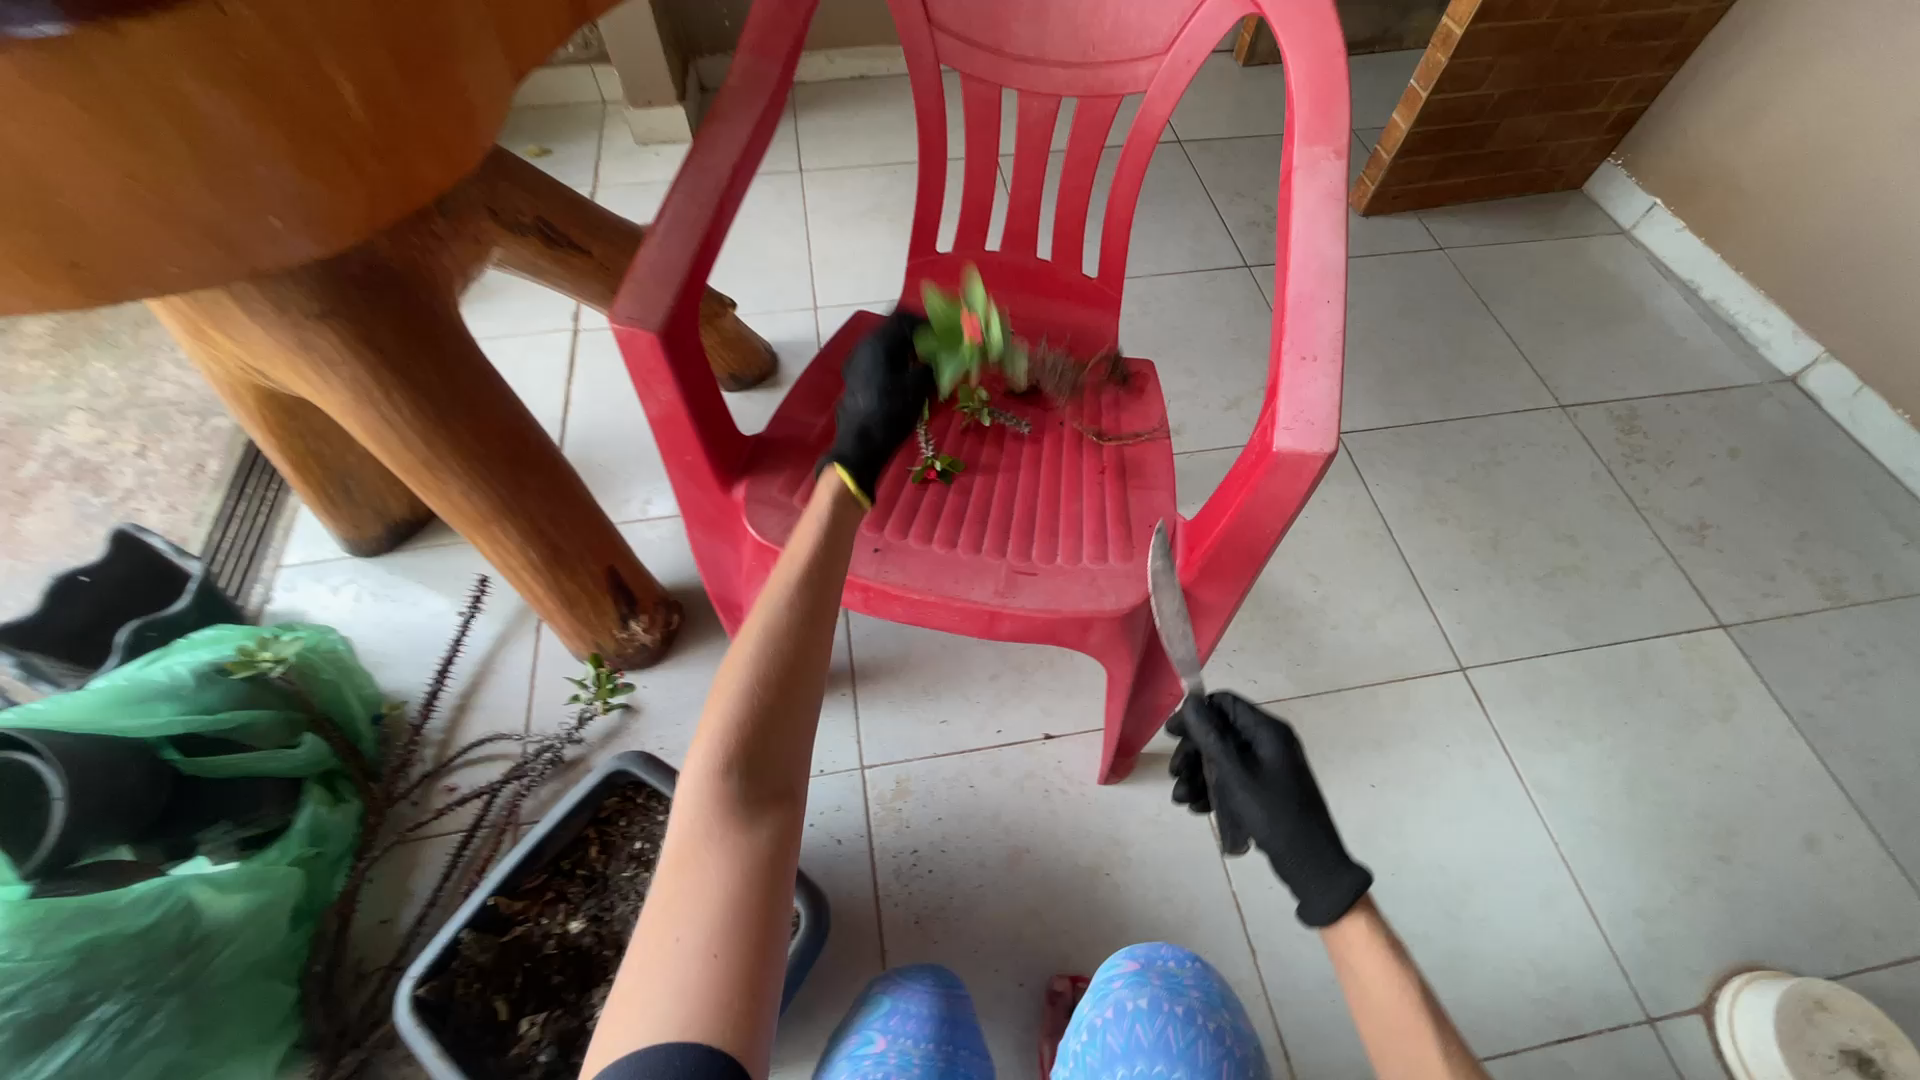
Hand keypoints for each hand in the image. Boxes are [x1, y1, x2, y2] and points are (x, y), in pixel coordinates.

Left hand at [822, 311, 935, 506]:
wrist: (860, 445)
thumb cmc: (891, 413)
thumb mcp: (919, 387)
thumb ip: (931, 366)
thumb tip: (940, 359)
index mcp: (879, 342)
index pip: (904, 317)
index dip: (926, 323)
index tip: (942, 336)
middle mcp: (863, 346)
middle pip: (893, 330)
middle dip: (916, 338)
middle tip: (936, 351)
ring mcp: (855, 362)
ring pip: (884, 346)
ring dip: (905, 352)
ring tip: (923, 367)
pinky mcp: (854, 378)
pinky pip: (877, 361)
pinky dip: (894, 364)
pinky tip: (905, 380)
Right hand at [1168, 692, 1372, 926]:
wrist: (1310, 863)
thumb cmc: (1273, 814)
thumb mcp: (1236, 774)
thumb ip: (1211, 735)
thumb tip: (1191, 699)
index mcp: (1267, 731)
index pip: (1224, 704)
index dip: (1195, 714)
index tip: (1172, 735)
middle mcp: (1267, 742)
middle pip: (1219, 732)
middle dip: (1193, 753)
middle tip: (1174, 773)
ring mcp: (1267, 766)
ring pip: (1222, 758)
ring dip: (1198, 775)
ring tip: (1181, 799)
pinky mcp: (1264, 787)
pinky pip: (1232, 778)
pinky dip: (1213, 789)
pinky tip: (1198, 808)